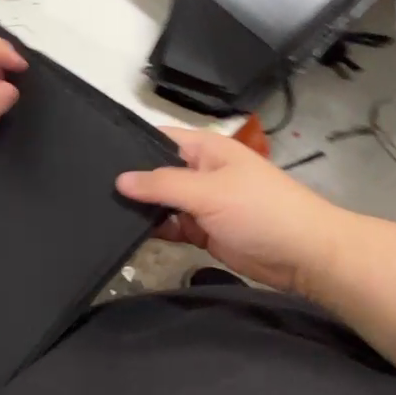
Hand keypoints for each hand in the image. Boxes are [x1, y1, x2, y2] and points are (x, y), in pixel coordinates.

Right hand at [116, 127, 357, 296]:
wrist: (306, 257)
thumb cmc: (261, 211)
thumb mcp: (208, 191)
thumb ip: (162, 184)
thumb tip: (119, 180)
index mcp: (204, 149)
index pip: (157, 137)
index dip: (128, 144)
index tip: (93, 155)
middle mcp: (199, 171)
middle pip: (154, 171)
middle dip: (129, 180)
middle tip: (89, 188)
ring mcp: (200, 202)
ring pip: (160, 201)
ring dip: (139, 208)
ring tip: (99, 210)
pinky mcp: (202, 230)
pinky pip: (169, 226)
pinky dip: (153, 229)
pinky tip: (126, 232)